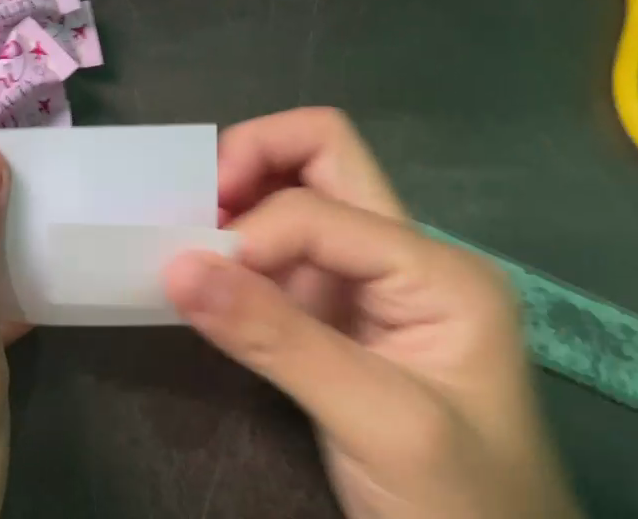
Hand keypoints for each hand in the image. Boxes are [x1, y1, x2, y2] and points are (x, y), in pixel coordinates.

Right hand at [164, 108, 581, 518]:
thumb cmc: (463, 504)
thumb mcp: (380, 424)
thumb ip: (276, 339)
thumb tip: (174, 265)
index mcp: (439, 270)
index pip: (321, 209)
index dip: (252, 233)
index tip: (198, 278)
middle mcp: (405, 255)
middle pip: (321, 153)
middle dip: (248, 160)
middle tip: (194, 206)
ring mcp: (368, 280)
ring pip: (296, 189)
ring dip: (238, 198)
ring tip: (191, 236)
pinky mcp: (332, 310)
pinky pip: (276, 247)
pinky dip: (232, 244)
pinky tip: (205, 273)